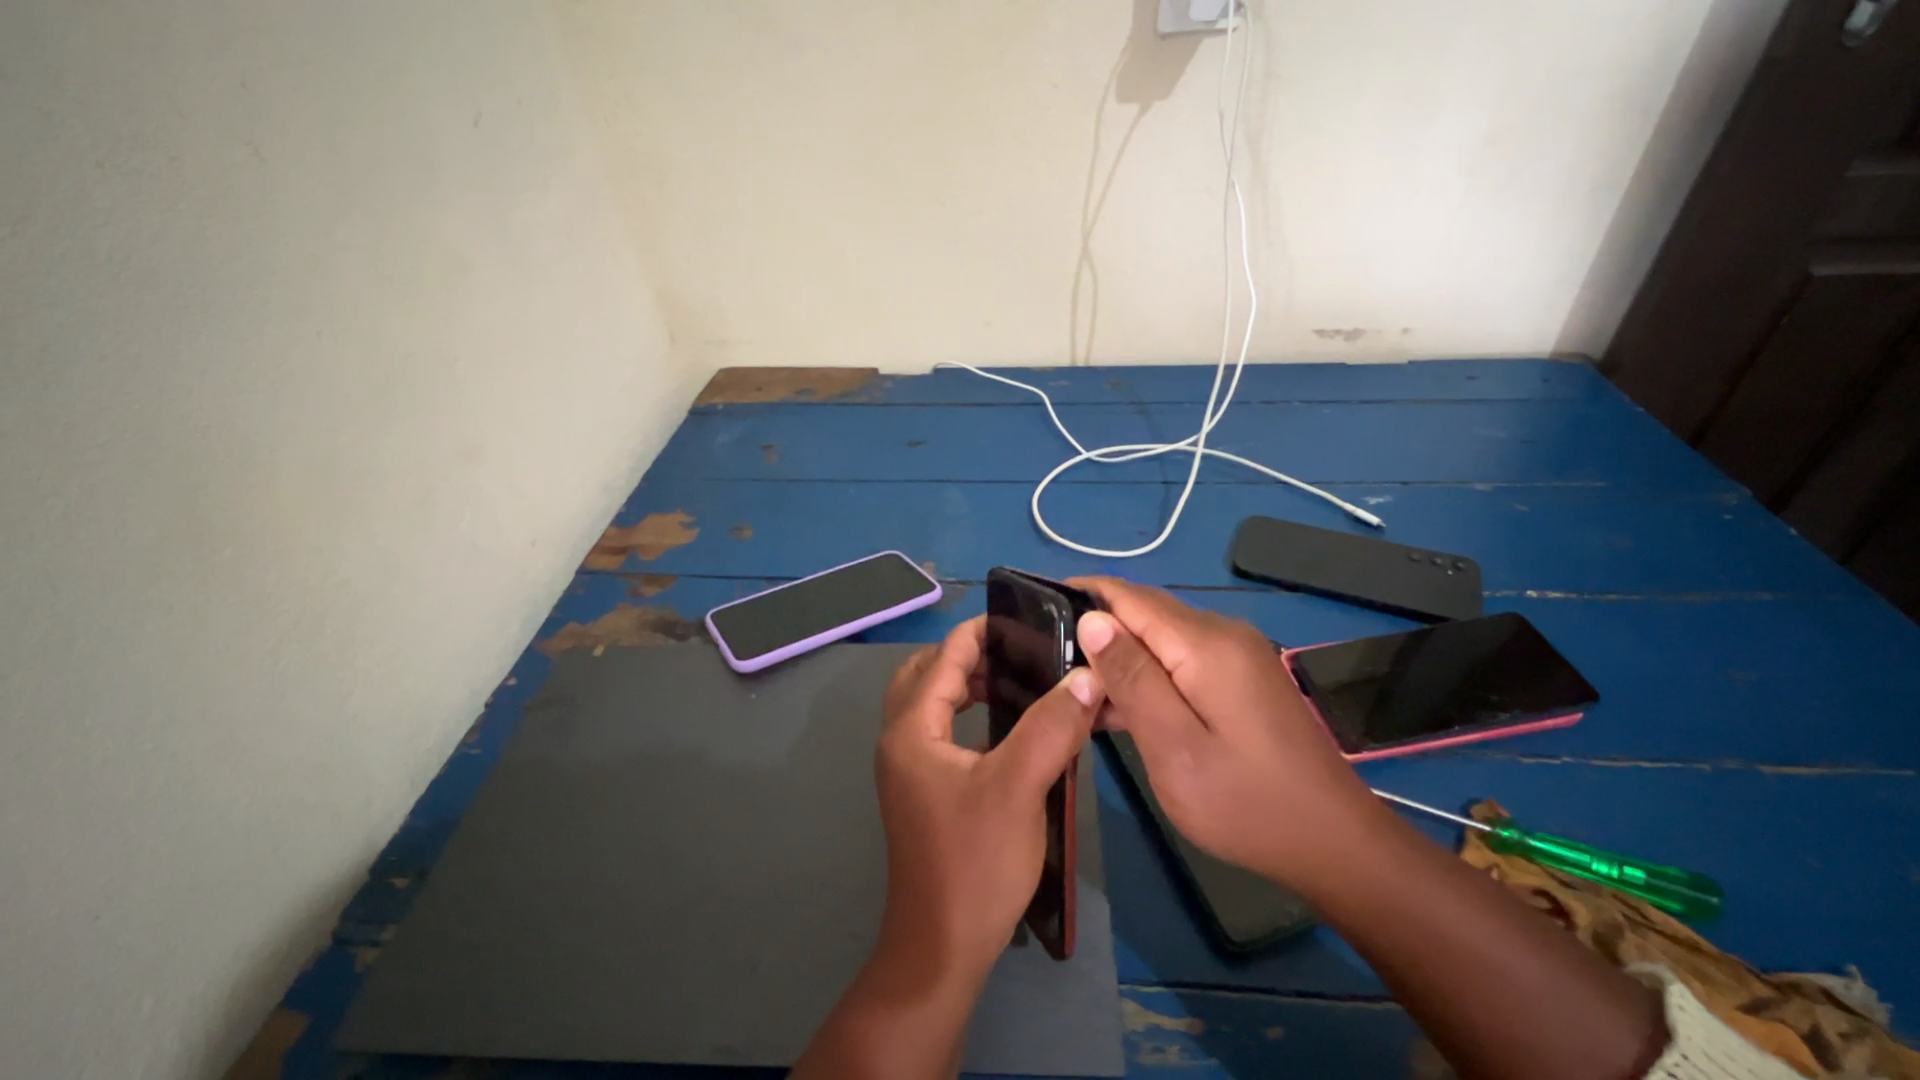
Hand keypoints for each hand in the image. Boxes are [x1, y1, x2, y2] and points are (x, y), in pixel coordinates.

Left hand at [873, 616, 1103, 987]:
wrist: (942, 947)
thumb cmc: (975, 863)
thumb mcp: (1018, 787)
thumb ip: (1051, 726)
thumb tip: (1087, 676)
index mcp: (912, 731)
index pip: (943, 658)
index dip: (980, 631)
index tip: (1026, 617)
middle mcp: (900, 743)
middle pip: (926, 676)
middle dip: (968, 655)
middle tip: (1020, 650)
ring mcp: (908, 772)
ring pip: (932, 706)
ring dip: (967, 685)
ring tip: (1019, 681)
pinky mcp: (924, 795)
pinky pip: (941, 734)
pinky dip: (969, 717)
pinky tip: (1009, 730)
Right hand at [1070, 577, 1385, 888]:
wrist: (1332, 843)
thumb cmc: (1245, 803)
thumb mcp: (1174, 747)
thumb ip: (1132, 678)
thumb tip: (1092, 618)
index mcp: (1205, 643)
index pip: (1128, 596)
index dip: (1079, 596)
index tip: (1031, 615)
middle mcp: (1223, 635)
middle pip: (1144, 612)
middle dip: (1094, 629)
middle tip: (1042, 662)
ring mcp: (1237, 657)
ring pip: (1161, 639)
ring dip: (1118, 659)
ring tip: (1071, 691)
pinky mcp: (1242, 681)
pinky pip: (1182, 661)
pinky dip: (1147, 678)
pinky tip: (1118, 710)